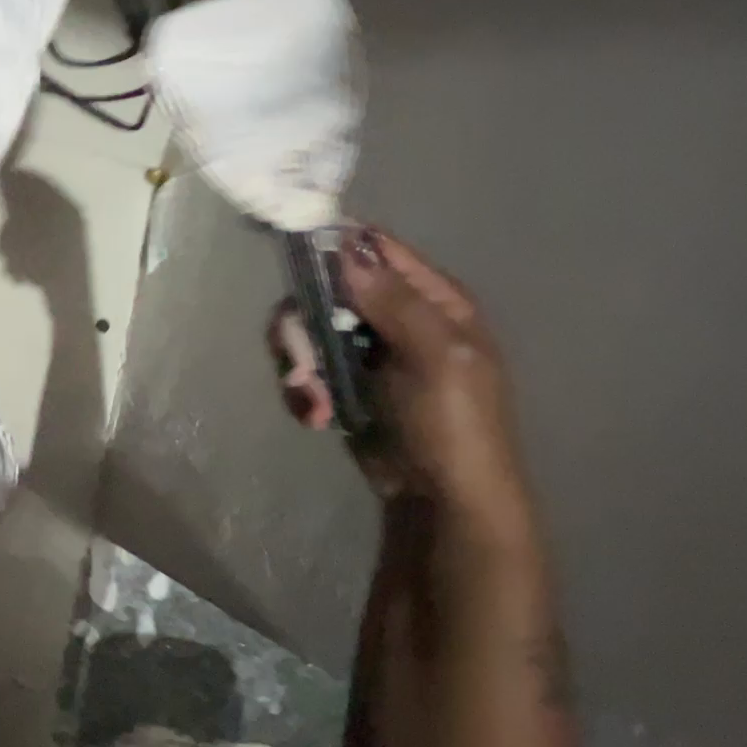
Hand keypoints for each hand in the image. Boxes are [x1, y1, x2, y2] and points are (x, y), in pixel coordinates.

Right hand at [271, 228, 526, 510]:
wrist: (441, 500)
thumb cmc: (454, 425)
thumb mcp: (437, 358)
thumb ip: (395, 302)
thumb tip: (346, 247)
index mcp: (432, 300)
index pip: (374, 249)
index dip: (332, 246)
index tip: (293, 257)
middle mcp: (392, 316)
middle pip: (321, 291)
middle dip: (303, 331)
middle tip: (305, 367)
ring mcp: (363, 350)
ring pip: (304, 331)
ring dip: (300, 369)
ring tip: (314, 405)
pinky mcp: (340, 381)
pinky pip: (303, 367)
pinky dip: (302, 392)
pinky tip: (315, 417)